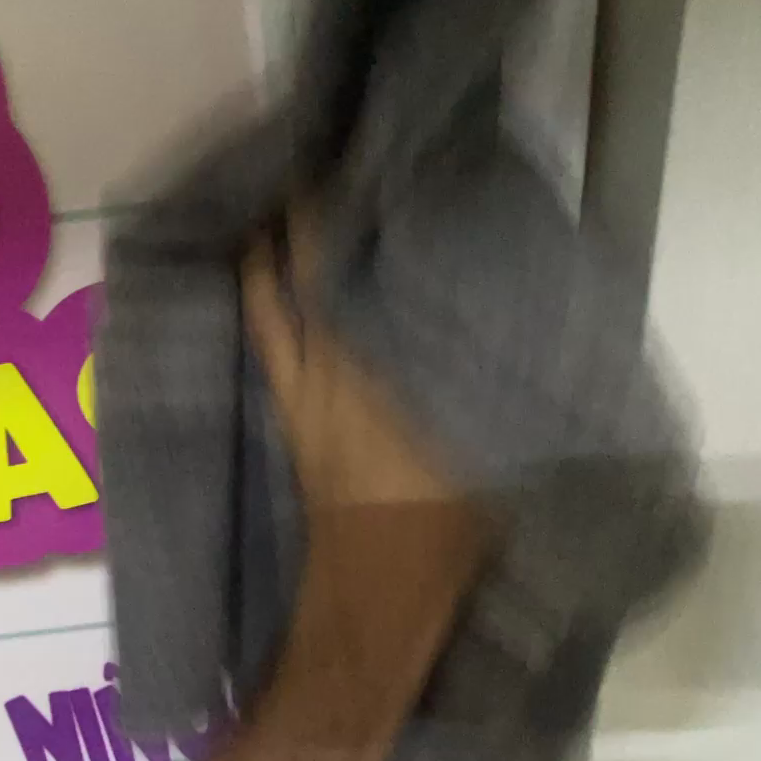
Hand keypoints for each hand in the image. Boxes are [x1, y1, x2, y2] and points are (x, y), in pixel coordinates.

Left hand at [240, 215, 487, 744]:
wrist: (380, 585)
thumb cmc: (441, 521)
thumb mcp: (487, 446)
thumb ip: (483, 382)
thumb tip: (496, 324)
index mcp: (371, 368)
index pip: (338, 274)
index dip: (330, 220)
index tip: (341, 175)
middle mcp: (325, 371)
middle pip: (293, 280)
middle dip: (295, 228)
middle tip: (308, 183)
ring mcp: (299, 396)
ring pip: (268, 312)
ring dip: (271, 264)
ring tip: (278, 222)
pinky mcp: (291, 420)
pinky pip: (269, 350)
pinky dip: (265, 310)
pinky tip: (274, 289)